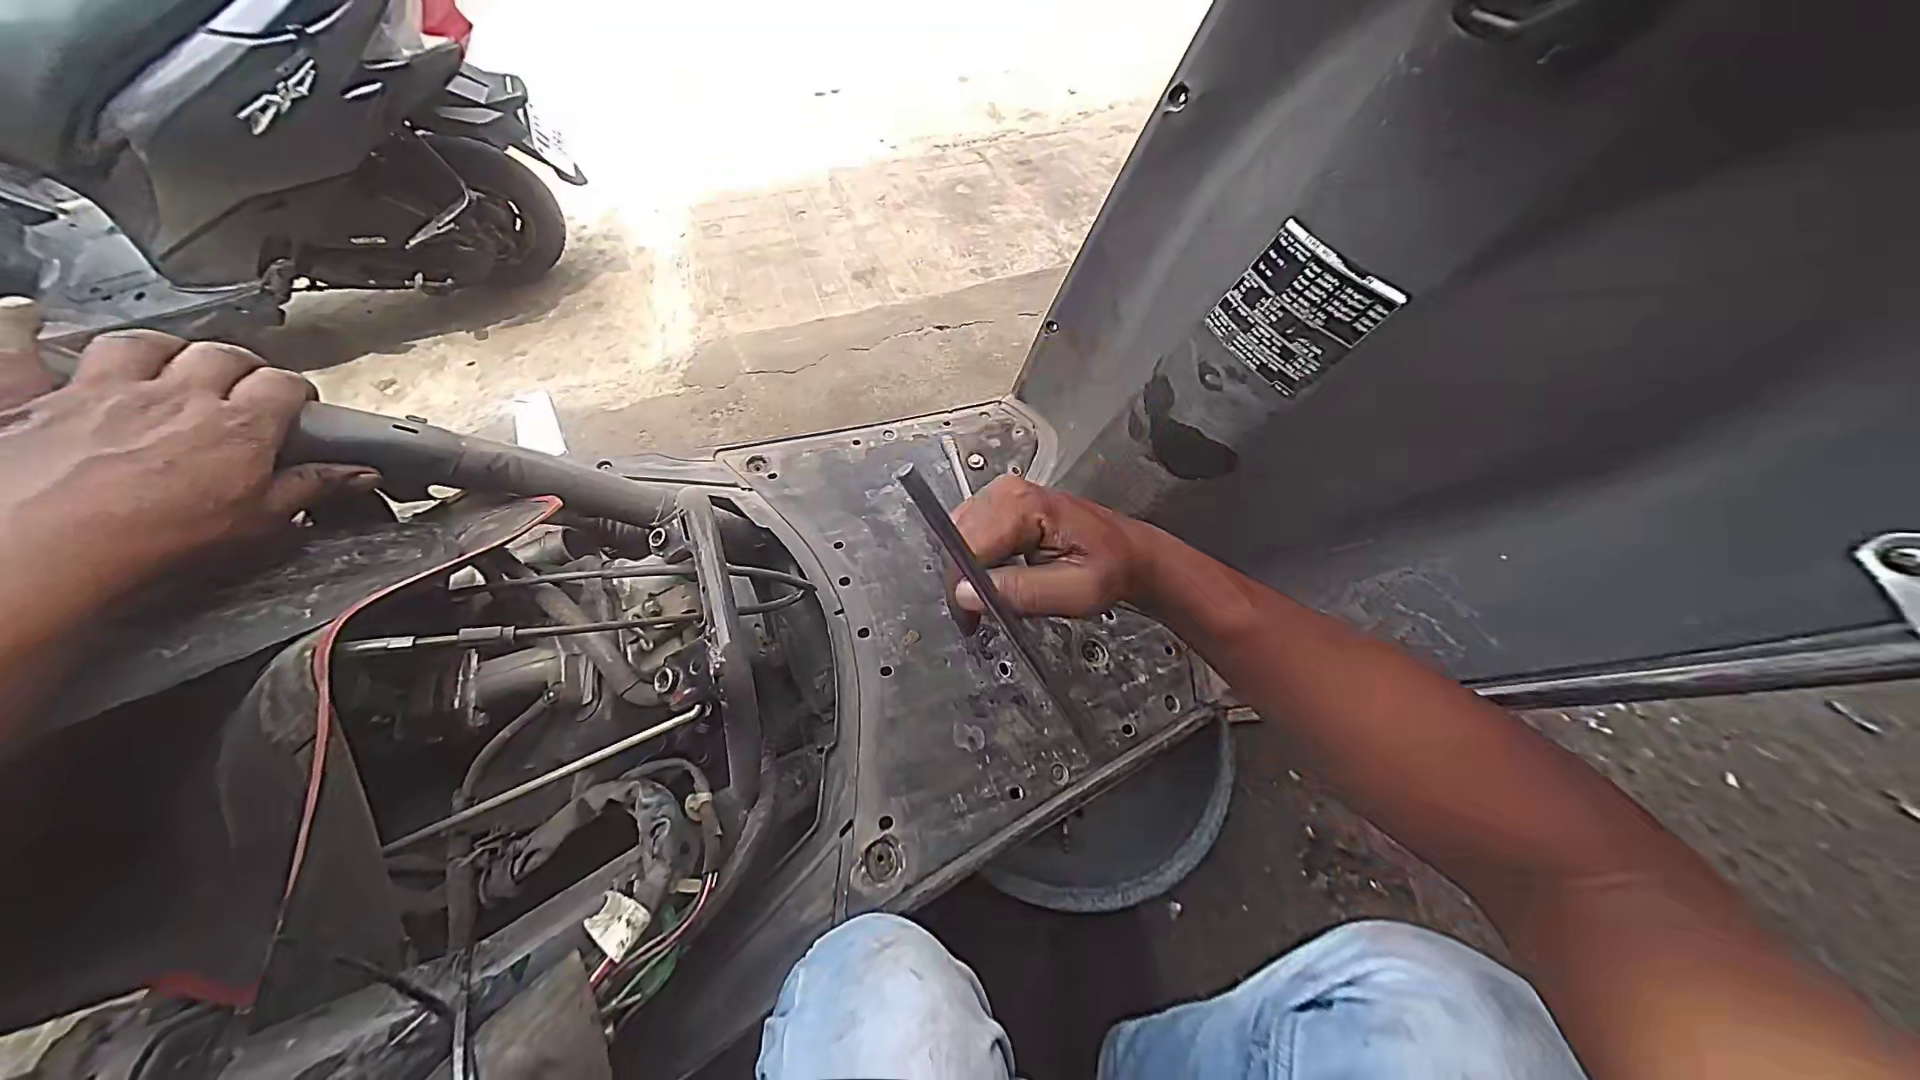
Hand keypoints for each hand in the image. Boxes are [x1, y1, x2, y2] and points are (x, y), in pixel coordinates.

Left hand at [0, 327, 380, 607]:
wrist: (43, 545)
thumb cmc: (152, 535)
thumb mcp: (259, 519)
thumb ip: (311, 487)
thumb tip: (359, 474)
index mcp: (238, 426)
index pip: (283, 385)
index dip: (296, 390)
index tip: (298, 404)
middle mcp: (174, 396)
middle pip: (219, 355)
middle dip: (240, 364)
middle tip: (246, 383)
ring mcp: (99, 392)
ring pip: (141, 344)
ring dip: (163, 348)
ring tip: (171, 359)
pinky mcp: (31, 399)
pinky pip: (17, 345)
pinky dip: (21, 327)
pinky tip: (25, 316)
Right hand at [948, 475, 1160, 617]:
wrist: (1129, 553)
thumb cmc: (1112, 566)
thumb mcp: (1076, 592)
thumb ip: (1022, 592)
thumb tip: (968, 593)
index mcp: (1026, 506)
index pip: (967, 547)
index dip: (963, 587)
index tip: (970, 616)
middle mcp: (1008, 492)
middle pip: (956, 540)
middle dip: (964, 581)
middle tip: (985, 611)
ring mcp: (1002, 495)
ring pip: (957, 538)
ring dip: (968, 571)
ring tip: (996, 592)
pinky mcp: (999, 505)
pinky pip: (968, 535)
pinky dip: (975, 561)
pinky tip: (998, 574)